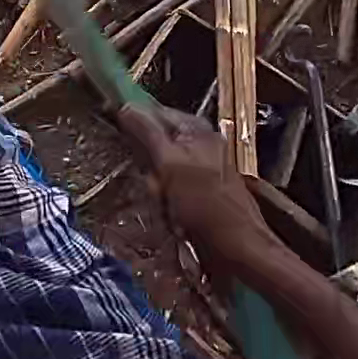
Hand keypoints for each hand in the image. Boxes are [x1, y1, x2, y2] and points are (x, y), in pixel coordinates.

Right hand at [116, 104, 277, 273]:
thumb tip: (124, 106)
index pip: (153, 112)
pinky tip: (171, 214)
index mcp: (196, 128)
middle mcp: (201, 143)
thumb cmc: (205, 204)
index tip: (115, 134)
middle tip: (152, 183)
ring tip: (163, 203)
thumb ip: (146, 132)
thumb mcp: (170, 163)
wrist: (242, 251)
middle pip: (156, 142)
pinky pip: (171, 188)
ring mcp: (203, 168)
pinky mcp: (202, 192)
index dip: (133, 121)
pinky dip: (165, 200)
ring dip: (155, 186)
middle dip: (147, 162)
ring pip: (161, 168)